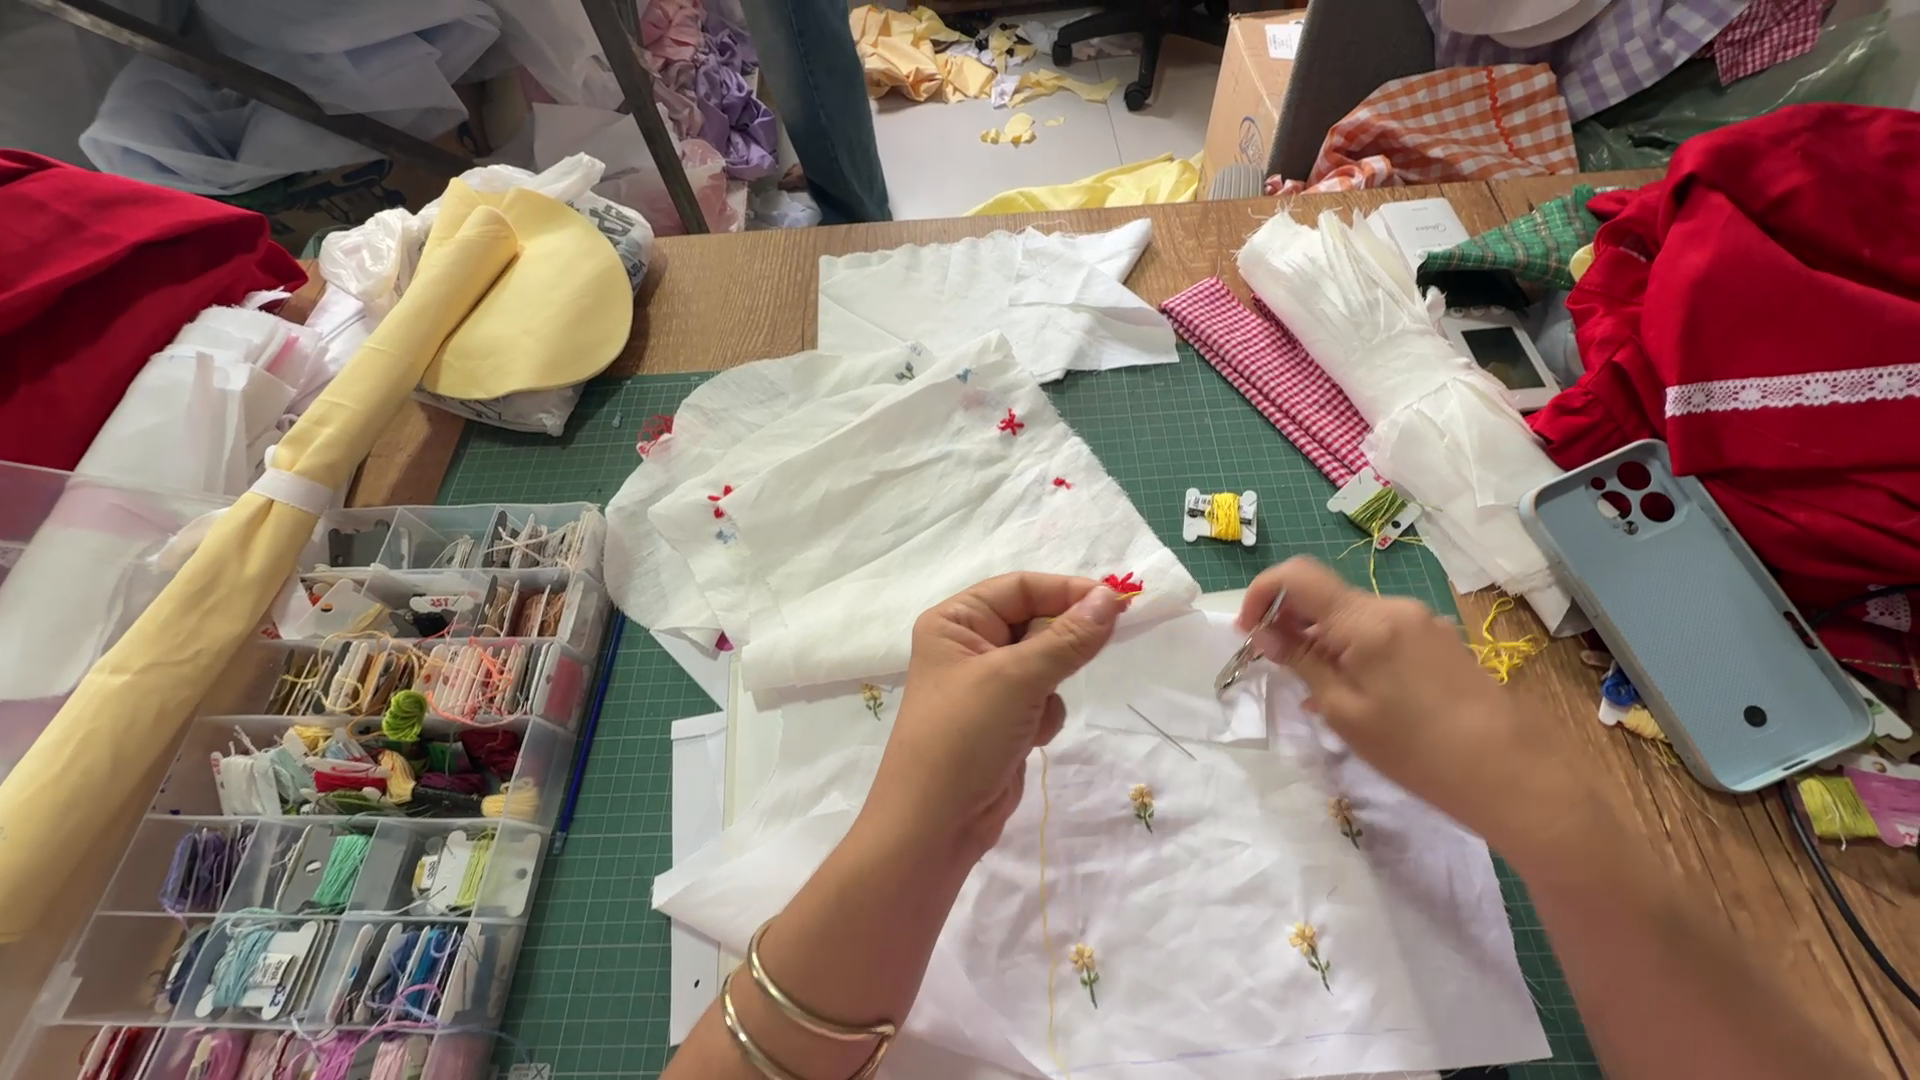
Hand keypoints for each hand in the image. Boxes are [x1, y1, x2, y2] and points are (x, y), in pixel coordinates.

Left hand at [865, 574, 1123, 858]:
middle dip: (1059, 645)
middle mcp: (967, 645)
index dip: (1066, 591)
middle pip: (1035, 621)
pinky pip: (1041, 697)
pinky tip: (1027, 740)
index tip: (1116, 602)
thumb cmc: (964, 737)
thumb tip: (1109, 597)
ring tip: (1032, 712)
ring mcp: (985, 684)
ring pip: (1045, 662)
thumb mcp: (1017, 679)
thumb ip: (1067, 637)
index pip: (1020, 587)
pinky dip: (1044, 715)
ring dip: (1050, 686)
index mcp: (954, 621)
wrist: (935, 825)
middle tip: (1093, 652)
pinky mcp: (1002, 718)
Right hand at [1239, 557, 1584, 859]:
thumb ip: (1301, 662)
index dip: (1261, 594)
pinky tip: (1356, 695)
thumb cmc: (1417, 750)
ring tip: (1316, 692)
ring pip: (1351, 618)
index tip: (1247, 633)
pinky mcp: (1440, 643)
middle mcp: (1395, 608)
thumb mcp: (1344, 711)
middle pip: (1325, 597)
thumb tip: (1264, 632)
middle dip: (1290, 623)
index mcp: (1367, 619)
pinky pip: (1380, 634)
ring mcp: (1423, 623)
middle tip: (1276, 668)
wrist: (1517, 779)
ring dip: (1322, 641)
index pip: (1296, 576)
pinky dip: (1353, 652)